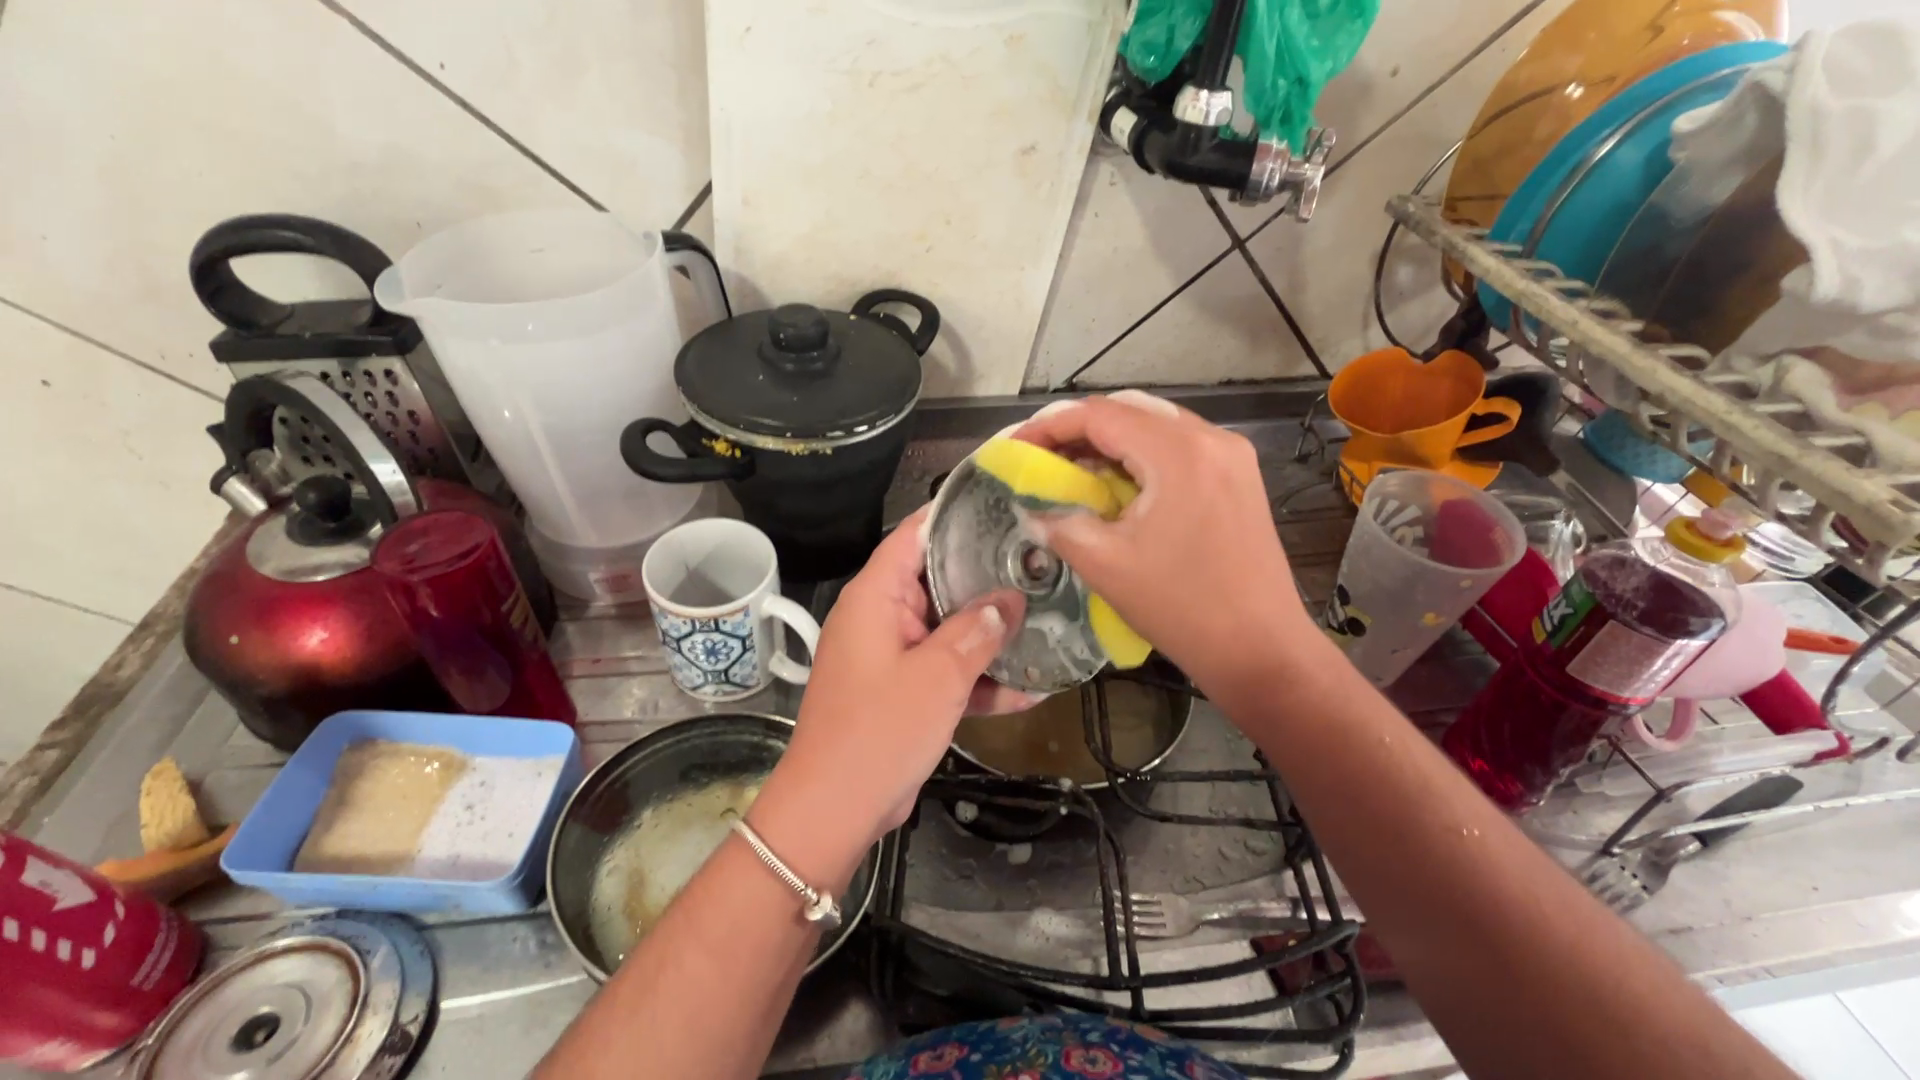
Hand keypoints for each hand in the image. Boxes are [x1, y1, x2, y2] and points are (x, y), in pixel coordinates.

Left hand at [749, 508, 1027, 886]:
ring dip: (991, 634)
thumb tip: (1010, 599)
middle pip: (938, 580)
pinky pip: (945, 672)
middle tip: (1043, 563)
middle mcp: (880, 618)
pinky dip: (979, 679)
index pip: (914, 534)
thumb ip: (977, 631)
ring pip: (948, 630)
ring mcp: (891, 657)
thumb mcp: (938, 676)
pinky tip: (1031, 688)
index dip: (955, 514)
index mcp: (875, 597)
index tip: (1003, 503)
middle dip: (988, 576)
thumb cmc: (878, 731)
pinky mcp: (902, 693)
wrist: (834, 810)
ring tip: (1048, 620)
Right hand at [1015, 391, 1330, 699]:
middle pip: (1129, 409)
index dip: (1049, 426)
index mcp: (1178, 453)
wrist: (1260, 648)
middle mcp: (1210, 438)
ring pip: (1156, 424)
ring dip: (1110, 441)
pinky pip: (1179, 447)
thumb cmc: (1181, 608)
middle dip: (1078, 429)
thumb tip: (1031, 509)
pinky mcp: (1239, 476)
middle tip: (1042, 458)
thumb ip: (1060, 525)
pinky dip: (1141, 456)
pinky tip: (1118, 485)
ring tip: (1073, 471)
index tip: (1016, 448)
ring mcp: (1231, 454)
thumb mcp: (1106, 565)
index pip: (1100, 415)